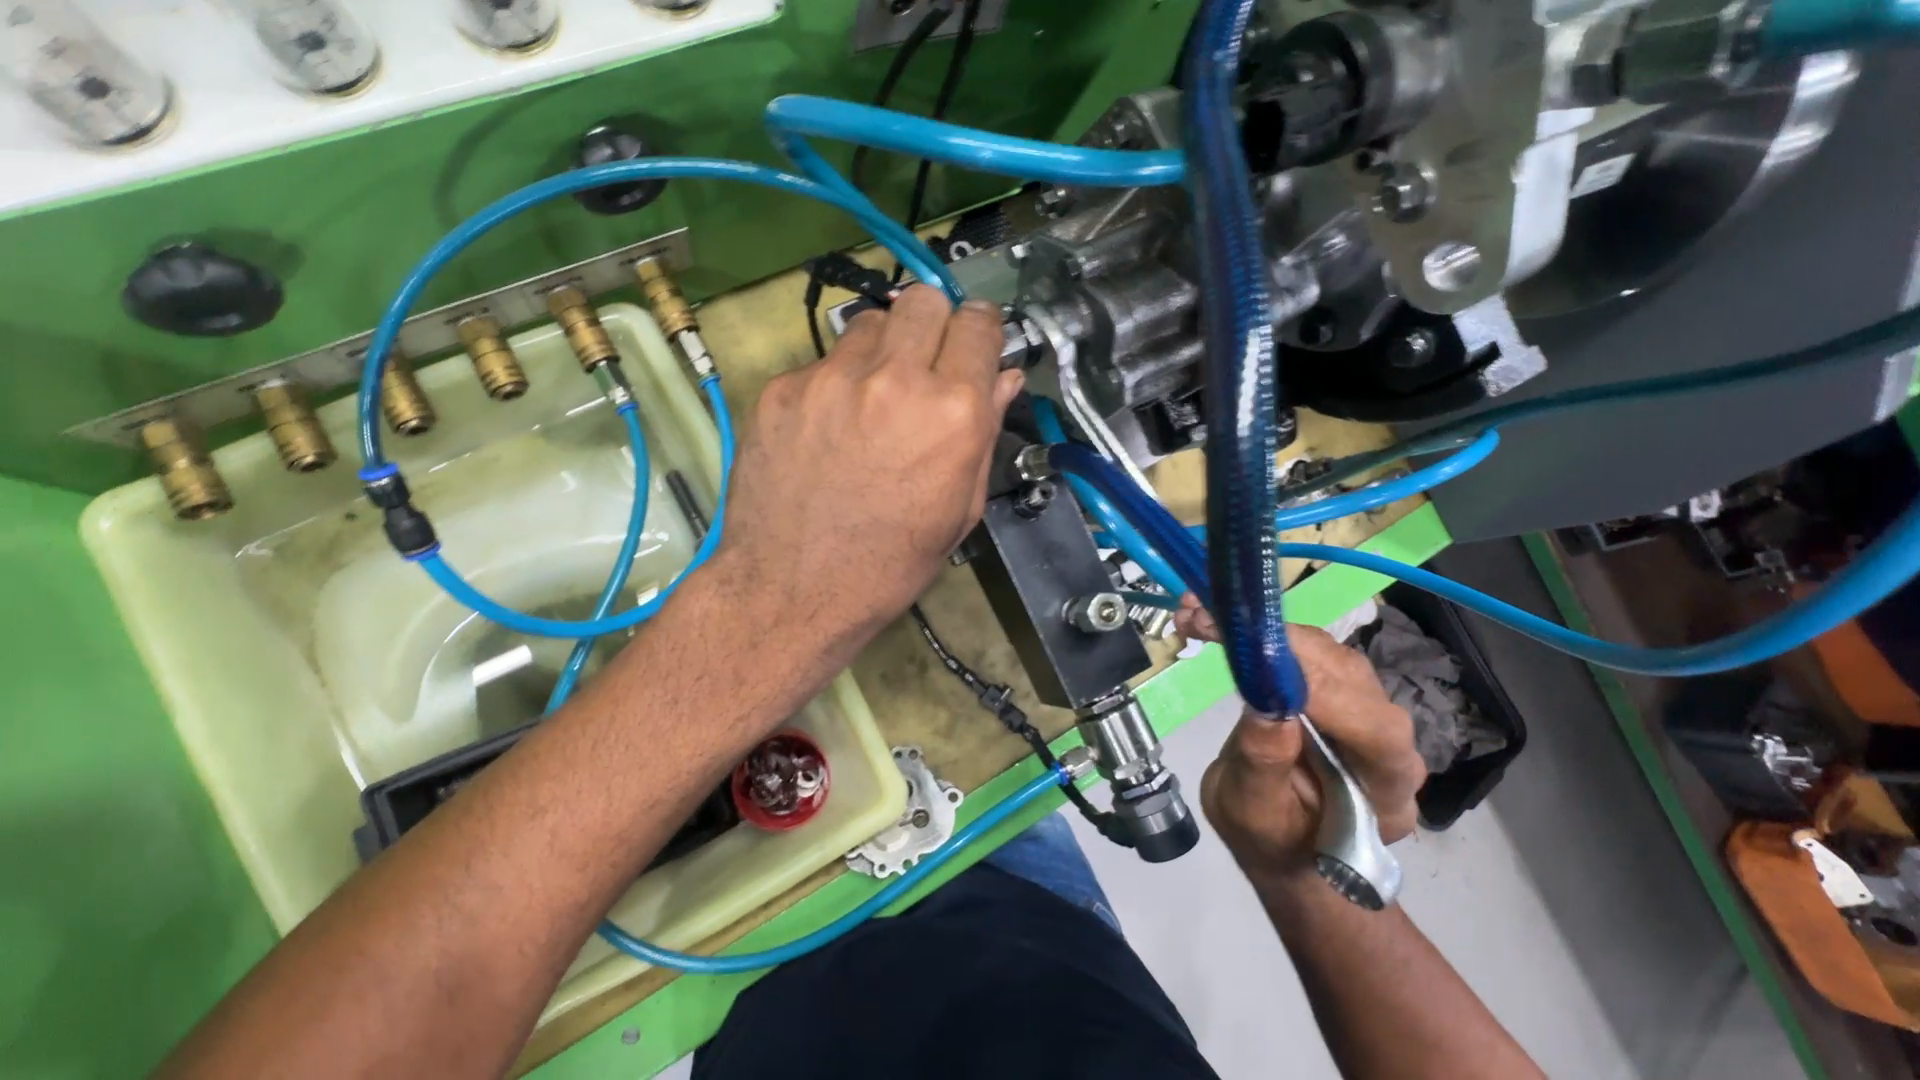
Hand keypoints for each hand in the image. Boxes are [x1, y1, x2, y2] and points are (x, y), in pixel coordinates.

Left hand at [712, 286, 1022, 647]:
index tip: (975, 344)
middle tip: (925, 364)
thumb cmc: (891, 563)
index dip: (982, 332)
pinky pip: (822, 362)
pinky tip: (828, 429)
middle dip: (933, 324)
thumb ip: (985, 431)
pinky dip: (834, 383)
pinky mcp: (782, 388)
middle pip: (924, 300)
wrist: (794, 590)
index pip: (980, 324)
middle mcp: (894, 379)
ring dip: (882, 349)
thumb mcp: (961, 508)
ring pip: (870, 323)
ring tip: (873, 398)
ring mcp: (831, 378)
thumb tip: (1003, 377)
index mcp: (953, 411)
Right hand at [1176, 596, 1425, 885]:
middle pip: (1350, 679)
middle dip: (1280, 646)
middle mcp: (1390, 740)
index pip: (1376, 731)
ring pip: (1328, 654)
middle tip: (1210, 623)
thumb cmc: (1273, 841)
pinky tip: (1218, 624)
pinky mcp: (1338, 686)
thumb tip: (1265, 705)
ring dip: (1264, 630)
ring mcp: (1366, 707)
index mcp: (1385, 786)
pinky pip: (1309, 650)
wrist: (1284, 845)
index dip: (1327, 694)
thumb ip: (1265, 767)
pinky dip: (1262, 632)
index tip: (1264, 665)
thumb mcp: (1254, 815)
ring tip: (1201, 619)